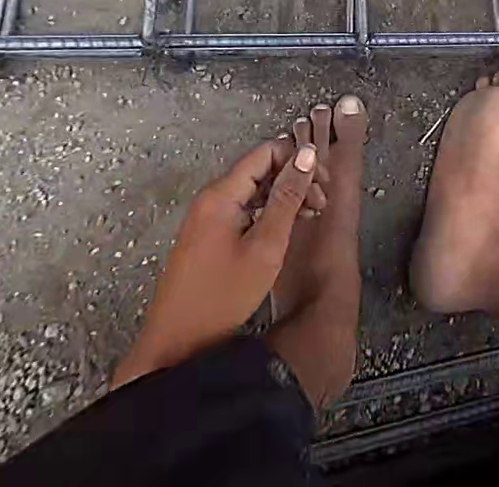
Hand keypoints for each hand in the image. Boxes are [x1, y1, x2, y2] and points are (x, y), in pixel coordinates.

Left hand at [125, 138, 321, 373]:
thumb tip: (306, 153)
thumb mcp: (266, 245)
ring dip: (286, 196)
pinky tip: (289, 228)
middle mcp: (212, 198)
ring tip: (311, 215)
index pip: (267, 151)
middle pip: (262, 168)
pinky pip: (246, 208)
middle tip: (321, 203)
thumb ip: (287, 196)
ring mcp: (208, 217)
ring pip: (256, 189)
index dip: (299, 160)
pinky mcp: (209, 235)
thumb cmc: (223, 296)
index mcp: (222, 194)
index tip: (323, 183)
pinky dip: (270, 212)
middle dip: (296, 179)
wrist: (176, 346)